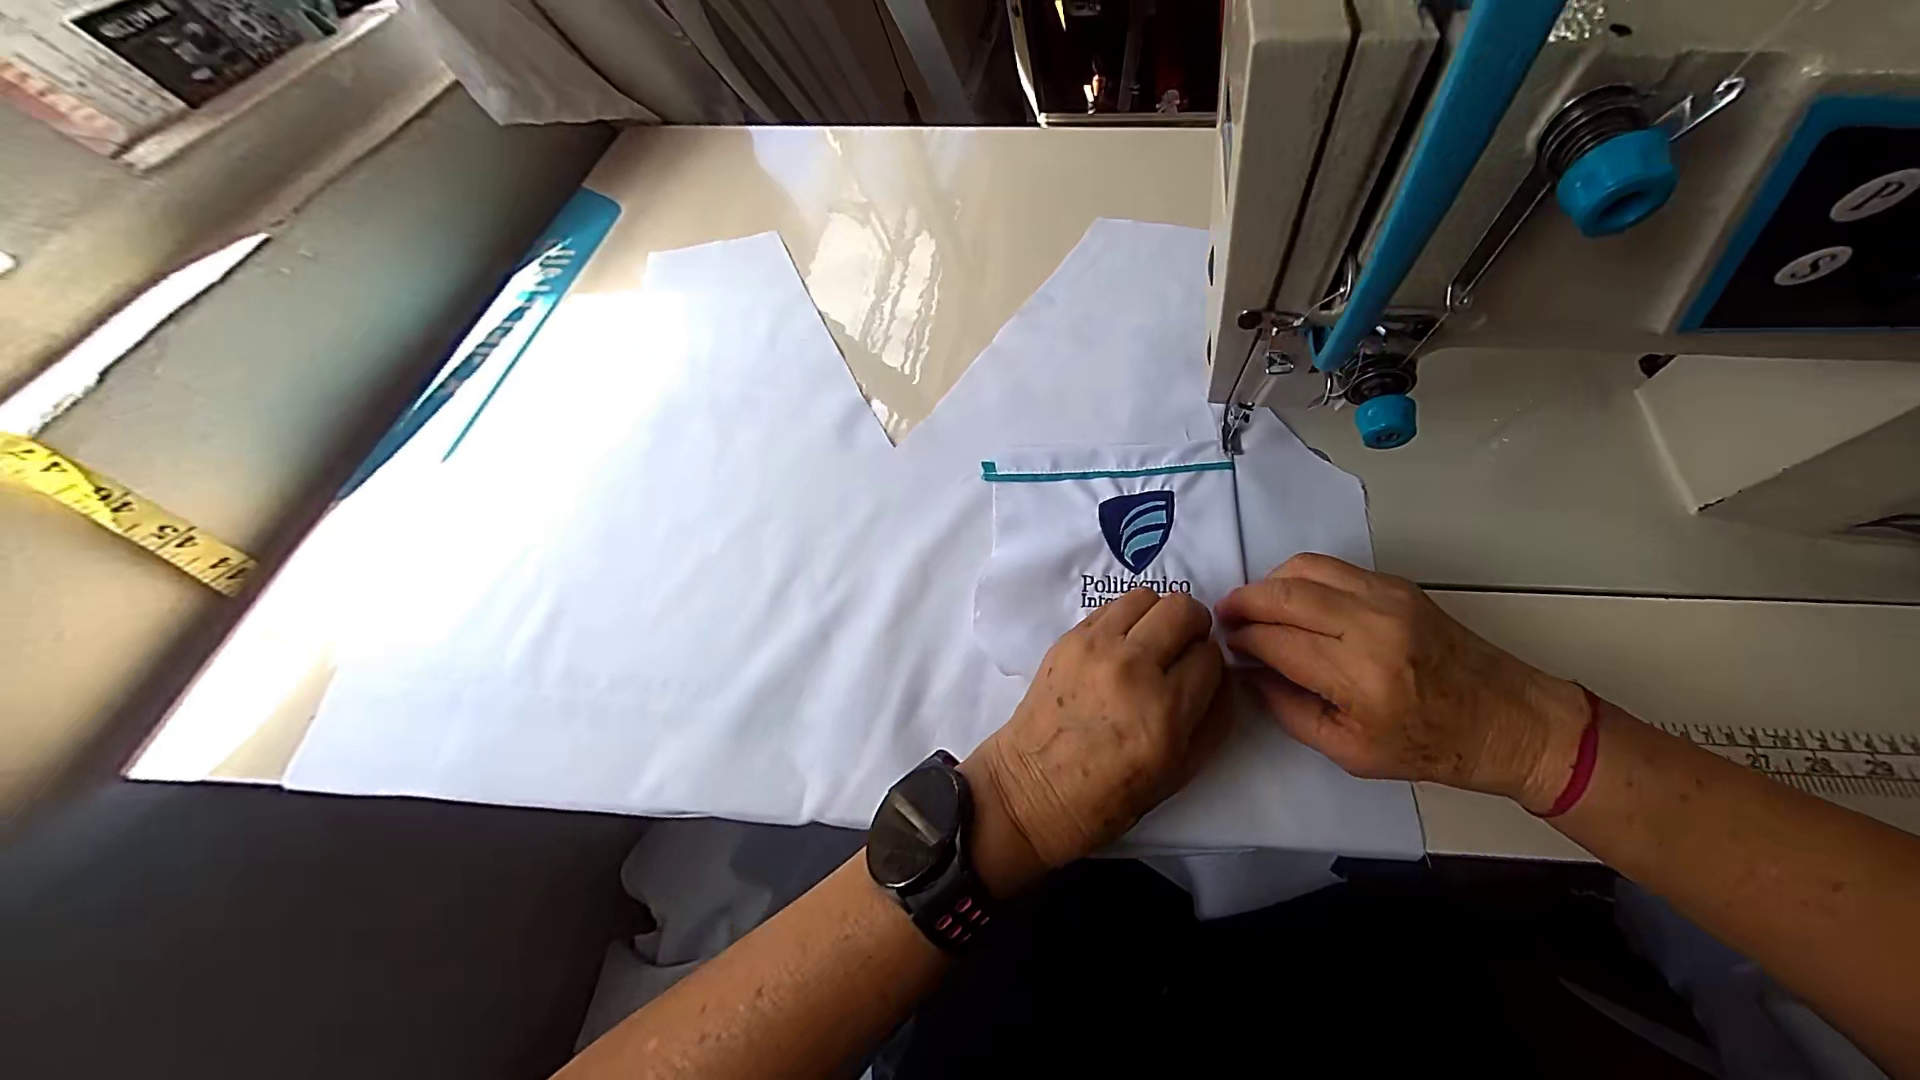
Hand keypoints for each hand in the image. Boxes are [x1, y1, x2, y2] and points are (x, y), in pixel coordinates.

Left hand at [961, 589, 1231, 893]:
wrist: (1031, 788)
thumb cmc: (1108, 795)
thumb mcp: (1181, 772)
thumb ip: (1213, 718)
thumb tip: (1221, 674)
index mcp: (1165, 710)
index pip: (1210, 657)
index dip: (1211, 666)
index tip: (1200, 678)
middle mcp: (1131, 668)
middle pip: (1183, 610)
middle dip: (1193, 627)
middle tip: (1182, 650)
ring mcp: (1095, 648)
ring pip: (1147, 597)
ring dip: (1158, 616)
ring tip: (1151, 643)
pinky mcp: (1069, 639)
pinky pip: (1111, 607)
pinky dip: (1125, 619)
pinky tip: (1120, 646)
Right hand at [1215, 554, 1588, 811]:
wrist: (1508, 720)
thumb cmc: (1427, 746)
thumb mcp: (1346, 750)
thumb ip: (1286, 709)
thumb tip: (1248, 671)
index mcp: (1359, 679)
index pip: (1275, 641)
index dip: (1241, 640)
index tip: (1227, 646)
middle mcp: (1371, 629)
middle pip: (1282, 596)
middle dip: (1242, 603)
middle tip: (1224, 617)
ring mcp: (1387, 599)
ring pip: (1303, 569)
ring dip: (1267, 584)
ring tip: (1254, 605)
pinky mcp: (1397, 586)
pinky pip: (1330, 566)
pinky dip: (1297, 577)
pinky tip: (1290, 599)